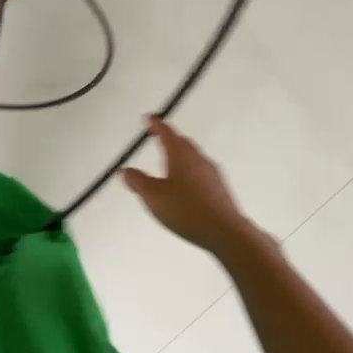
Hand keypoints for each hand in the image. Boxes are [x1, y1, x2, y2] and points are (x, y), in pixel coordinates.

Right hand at [120, 116, 265, 256]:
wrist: (227, 234)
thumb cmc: (186, 210)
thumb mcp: (152, 196)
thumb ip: (136, 181)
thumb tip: (125, 171)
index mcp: (180, 155)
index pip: (166, 132)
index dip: (156, 124)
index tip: (148, 118)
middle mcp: (198, 160)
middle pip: (183, 143)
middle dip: (169, 138)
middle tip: (157, 138)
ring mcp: (213, 174)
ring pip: (194, 158)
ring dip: (180, 156)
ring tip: (168, 165)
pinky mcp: (221, 190)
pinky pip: (201, 172)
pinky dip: (189, 172)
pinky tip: (185, 187)